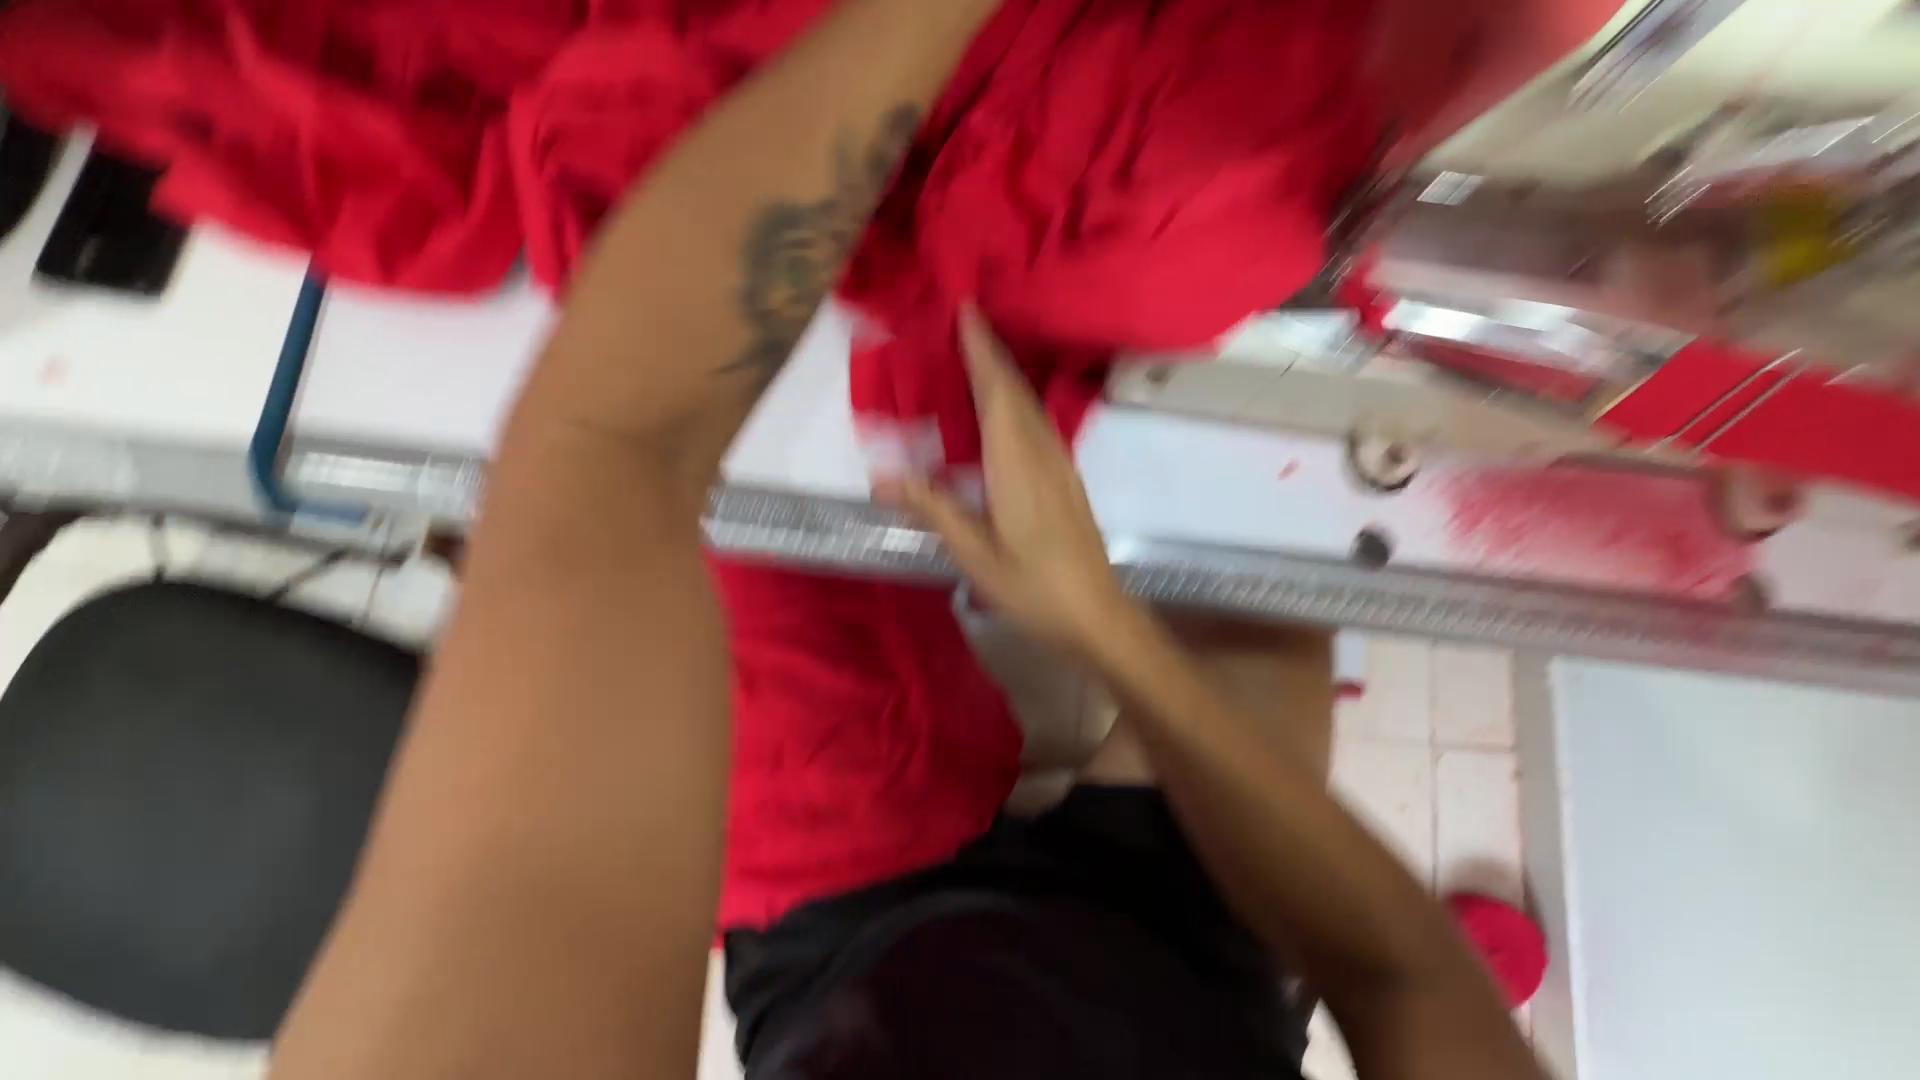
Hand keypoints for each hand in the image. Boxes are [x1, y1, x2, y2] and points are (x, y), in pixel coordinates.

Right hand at [879, 306, 1134, 654]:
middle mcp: (1042, 454)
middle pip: (1016, 393)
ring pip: (1030, 409)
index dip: (983, 352)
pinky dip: (1015, 406)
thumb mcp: (975, 554)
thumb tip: (882, 476)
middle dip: (991, 356)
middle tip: (962, 326)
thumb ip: (933, 509)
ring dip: (1004, 379)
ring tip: (975, 361)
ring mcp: (1059, 467)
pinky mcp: (1066, 482)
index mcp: (1017, 465)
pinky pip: (1037, 428)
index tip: (967, 312)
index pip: (997, 394)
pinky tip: (1000, 418)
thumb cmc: (1033, 588)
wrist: (1096, 616)